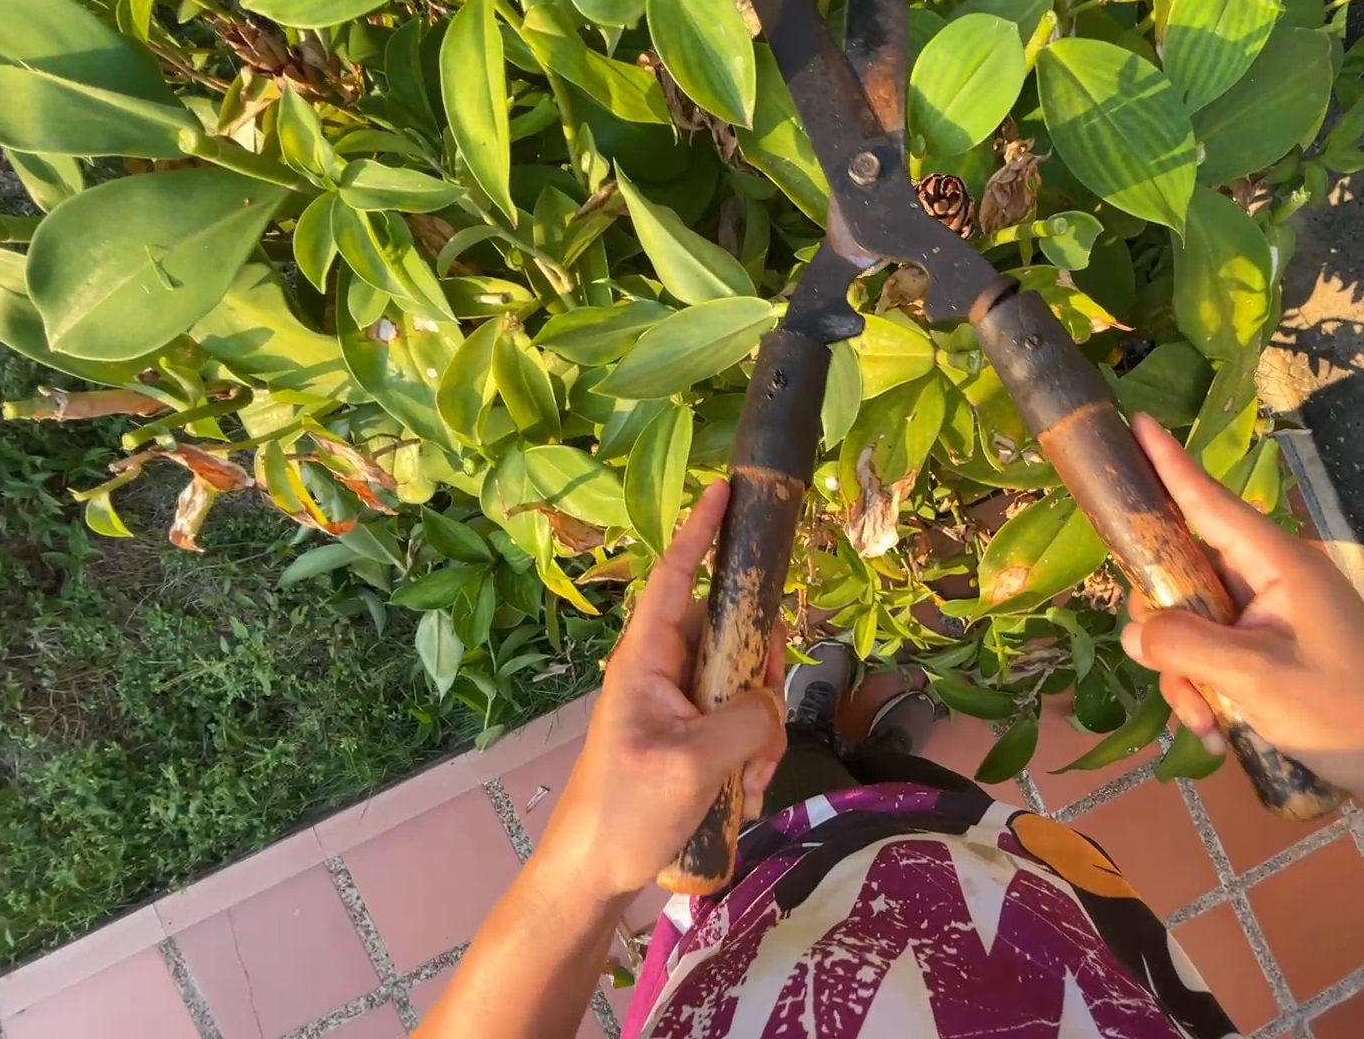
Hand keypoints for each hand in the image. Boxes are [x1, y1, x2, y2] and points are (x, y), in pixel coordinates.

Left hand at [534, 481, 786, 900]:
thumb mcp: (691, 763)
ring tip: (754, 774)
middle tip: (766, 717)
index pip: (673, 577)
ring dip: (761, 722)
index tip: (722, 490)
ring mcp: (681, 701)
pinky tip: (746, 789)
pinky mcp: (693, 731)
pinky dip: (755, 748)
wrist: (594, 873)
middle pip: (729, 630)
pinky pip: (741, 717)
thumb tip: (770, 697)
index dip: (698, 531)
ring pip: (743, 678)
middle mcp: (665, 667)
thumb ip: (745, 719)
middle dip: (759, 668)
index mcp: (647, 657)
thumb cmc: (625, 810)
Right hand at [1120, 415, 1363, 803]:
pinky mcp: (1260, 644)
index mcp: (1275, 562)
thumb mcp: (1254, 676)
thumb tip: (1134, 632)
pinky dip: (1196, 684)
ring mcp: (1262, 612)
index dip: (1168, 462)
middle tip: (1163, 666)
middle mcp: (1264, 577)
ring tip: (1200, 716)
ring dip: (1179, 667)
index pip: (1208, 501)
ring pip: (1184, 617)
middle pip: (1179, 570)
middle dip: (1161, 622)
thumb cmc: (1343, 710)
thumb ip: (1183, 645)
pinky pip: (1203, 648)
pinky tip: (1211, 724)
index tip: (1137, 423)